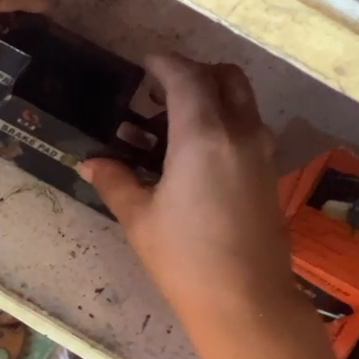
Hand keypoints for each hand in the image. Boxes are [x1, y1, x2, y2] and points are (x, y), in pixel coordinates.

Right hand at [80, 56, 298, 329]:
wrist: (240, 294)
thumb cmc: (180, 257)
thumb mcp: (138, 219)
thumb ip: (115, 181)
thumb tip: (91, 162)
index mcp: (202, 137)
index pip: (186, 80)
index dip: (164, 65)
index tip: (144, 64)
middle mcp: (239, 131)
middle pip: (224, 77)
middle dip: (193, 74)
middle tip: (158, 91)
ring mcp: (260, 149)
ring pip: (240, 99)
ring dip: (209, 96)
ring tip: (170, 122)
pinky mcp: (266, 169)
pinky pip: (245, 124)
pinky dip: (221, 120)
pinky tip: (191, 152)